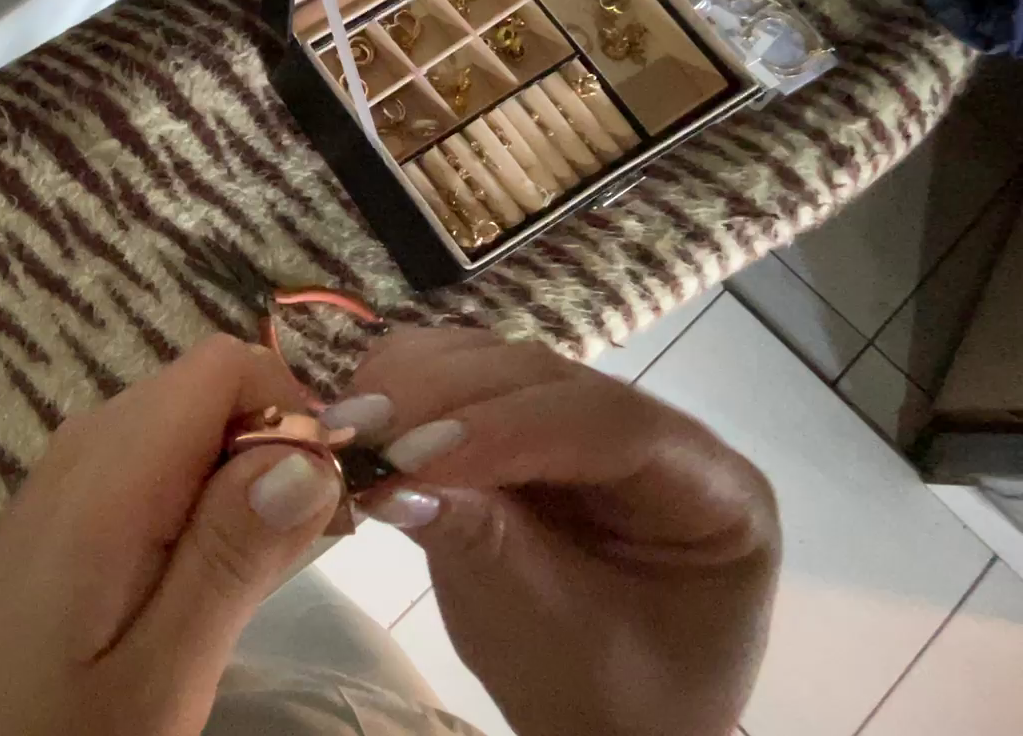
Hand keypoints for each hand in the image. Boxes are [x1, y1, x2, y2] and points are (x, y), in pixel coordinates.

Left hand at [0, 335, 344, 735]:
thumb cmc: (44, 729)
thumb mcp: (157, 673)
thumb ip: (231, 554)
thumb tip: (308, 455)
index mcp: (113, 467)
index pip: (227, 367)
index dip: (294, 413)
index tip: (330, 504)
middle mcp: (92, 436)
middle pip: (213, 387)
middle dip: (277, 443)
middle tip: (298, 552)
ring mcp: (76, 459)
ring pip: (191, 418)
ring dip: (243, 473)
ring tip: (249, 575)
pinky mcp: (73, 488)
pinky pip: (160, 452)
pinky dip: (204, 490)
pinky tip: (200, 570)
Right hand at [324, 329, 780, 735]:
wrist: (589, 705)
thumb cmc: (596, 689)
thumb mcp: (544, 628)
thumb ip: (477, 542)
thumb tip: (382, 477)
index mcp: (709, 489)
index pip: (608, 427)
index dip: (505, 428)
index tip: (409, 456)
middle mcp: (645, 428)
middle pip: (536, 376)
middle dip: (439, 399)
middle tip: (356, 430)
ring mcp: (571, 410)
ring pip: (484, 356)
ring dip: (407, 382)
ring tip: (348, 425)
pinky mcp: (509, 410)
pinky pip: (449, 368)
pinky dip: (398, 383)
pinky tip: (364, 415)